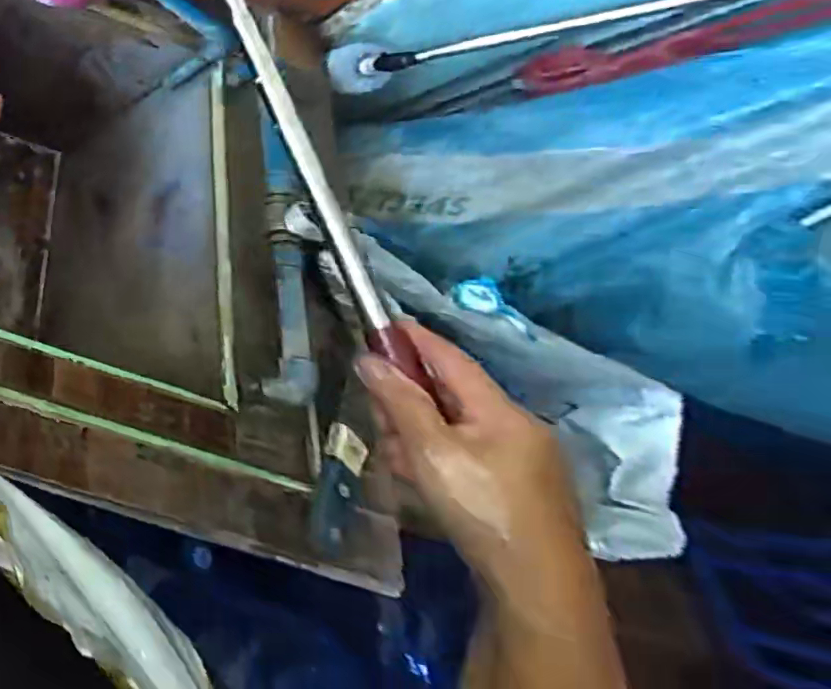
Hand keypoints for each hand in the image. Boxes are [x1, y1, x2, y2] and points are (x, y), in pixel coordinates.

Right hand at [358, 319, 584, 596]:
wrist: (537, 588)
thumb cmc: (480, 507)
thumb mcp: (429, 450)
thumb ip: (398, 399)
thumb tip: (369, 357)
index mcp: (501, 411)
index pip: (450, 358)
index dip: (414, 337)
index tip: (381, 320)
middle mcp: (515, 426)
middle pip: (446, 392)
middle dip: (405, 397)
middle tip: (377, 417)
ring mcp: (520, 458)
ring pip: (450, 423)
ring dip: (414, 431)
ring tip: (396, 459)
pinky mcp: (516, 484)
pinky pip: (463, 449)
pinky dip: (433, 453)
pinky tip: (417, 477)